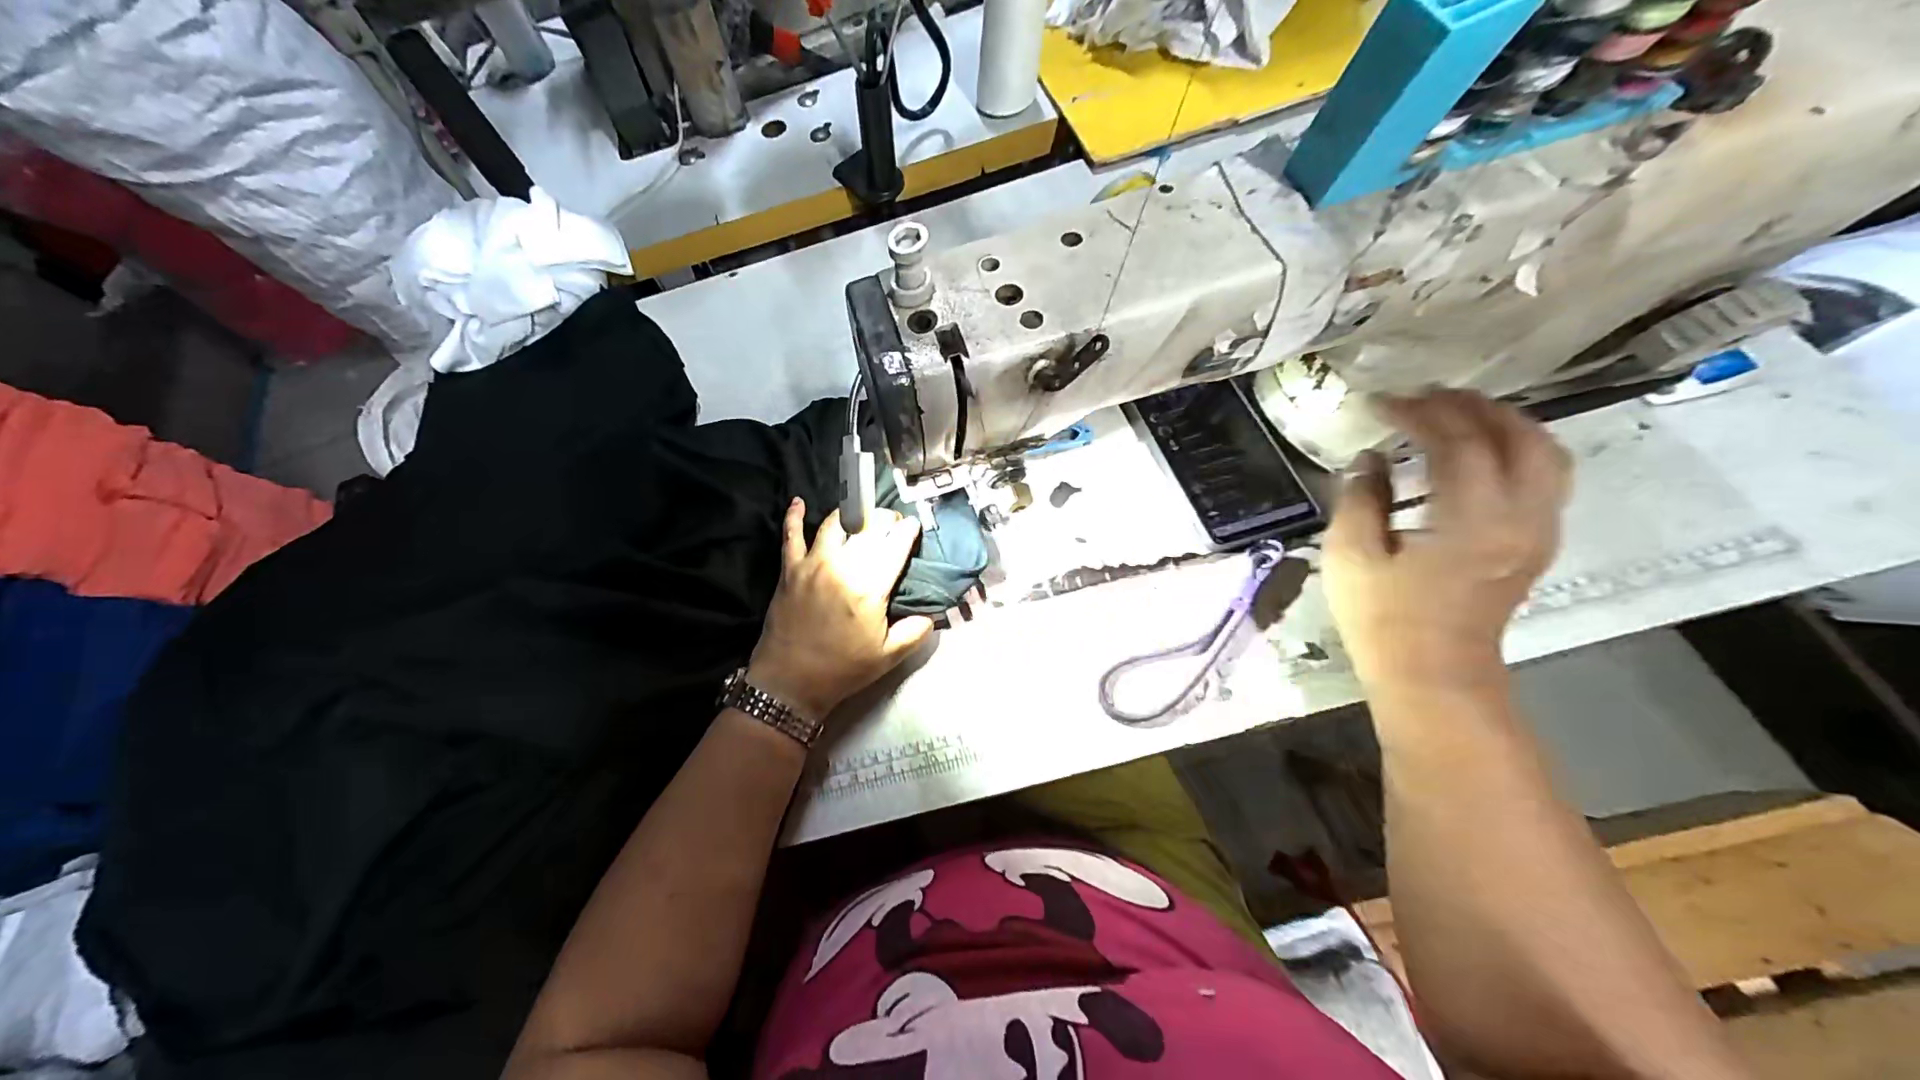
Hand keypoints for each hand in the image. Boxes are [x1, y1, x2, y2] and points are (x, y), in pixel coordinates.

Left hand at [746, 499, 934, 721]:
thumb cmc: (842, 670)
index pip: (894, 547)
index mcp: (869, 588)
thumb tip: (930, 616)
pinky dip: (794, 516)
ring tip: (859, 516)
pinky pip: (791, 535)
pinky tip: (798, 502)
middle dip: (883, 520)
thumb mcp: (888, 657)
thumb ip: (914, 632)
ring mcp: (812, 565)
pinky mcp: (789, 570)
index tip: (911, 525)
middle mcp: (842, 568)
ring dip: (850, 515)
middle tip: (890, 522)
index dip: (906, 532)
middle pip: (867, 530)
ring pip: (834, 525)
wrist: (790, 683)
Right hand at [1322, 390, 1571, 691]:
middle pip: (1516, 436)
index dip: (1418, 412)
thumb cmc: (1384, 620)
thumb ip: (1359, 498)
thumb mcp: (1350, 557)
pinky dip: (1517, 448)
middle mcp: (1521, 517)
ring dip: (1503, 423)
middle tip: (1423, 397)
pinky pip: (1545, 477)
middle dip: (1470, 406)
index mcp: (1472, 520)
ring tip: (1458, 414)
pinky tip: (1481, 450)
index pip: (1456, 441)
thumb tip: (1371, 458)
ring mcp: (1538, 531)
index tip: (1380, 403)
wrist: (1433, 676)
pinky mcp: (1536, 543)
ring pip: (1545, 453)